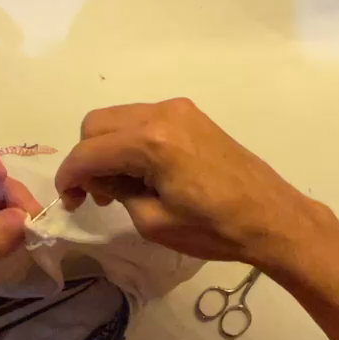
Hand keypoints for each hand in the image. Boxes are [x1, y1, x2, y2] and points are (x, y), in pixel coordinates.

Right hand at [53, 98, 333, 269]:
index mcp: (151, 142)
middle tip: (95, 195)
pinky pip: (143, 121)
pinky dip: (130, 142)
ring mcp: (179, 111)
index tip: (68, 200)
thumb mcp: (153, 221)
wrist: (271, 217)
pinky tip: (142, 172)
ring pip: (119, 119)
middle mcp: (161, 114)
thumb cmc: (214, 229)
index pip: (88, 151)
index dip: (69, 176)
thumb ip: (118, 193)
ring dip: (108, 148)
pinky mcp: (192, 116)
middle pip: (97, 124)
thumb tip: (103, 180)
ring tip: (120, 187)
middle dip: (87, 158)